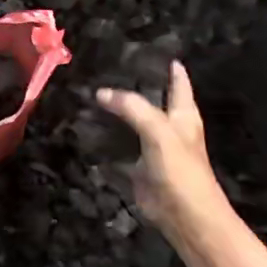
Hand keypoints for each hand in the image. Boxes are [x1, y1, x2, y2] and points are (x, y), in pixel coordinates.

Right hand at [95, 61, 230, 231]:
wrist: (184, 216)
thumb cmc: (181, 170)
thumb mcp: (159, 131)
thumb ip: (131, 108)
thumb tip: (101, 93)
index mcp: (182, 115)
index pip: (177, 82)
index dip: (167, 66)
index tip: (149, 50)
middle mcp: (168, 128)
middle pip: (148, 100)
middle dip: (129, 87)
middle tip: (102, 69)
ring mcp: (151, 147)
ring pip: (129, 122)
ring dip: (111, 112)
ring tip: (84, 95)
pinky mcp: (137, 166)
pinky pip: (115, 147)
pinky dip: (101, 140)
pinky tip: (82, 130)